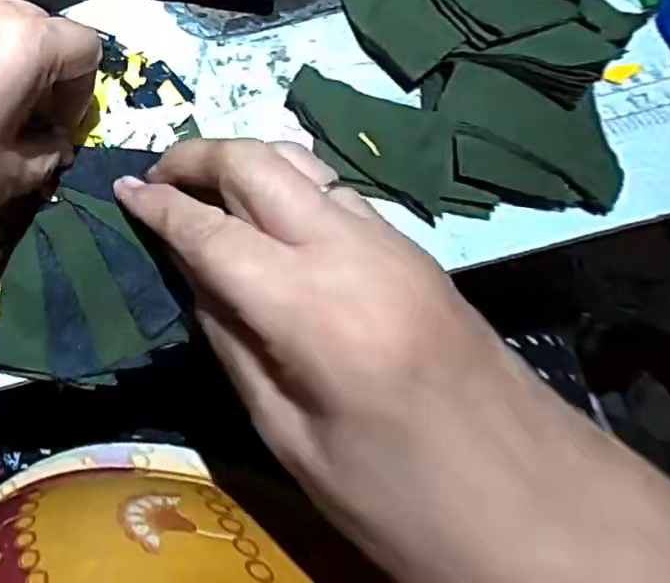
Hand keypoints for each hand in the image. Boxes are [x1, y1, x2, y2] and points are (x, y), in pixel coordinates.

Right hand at [115, 140, 669, 582]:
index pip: (210, 231)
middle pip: (255, 163)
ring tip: (202, 183)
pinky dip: (282, 178)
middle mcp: (349, 251)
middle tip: (157, 177)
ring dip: (239, 158)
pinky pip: (329, 185)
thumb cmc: (403, 502)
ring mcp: (388, 238)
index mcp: (311, 312)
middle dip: (195, 156)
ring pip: (297, 159)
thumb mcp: (290, 438)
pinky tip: (264, 208)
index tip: (121, 188)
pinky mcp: (411, 244)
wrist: (547, 513)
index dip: (158, 205)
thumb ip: (230, 338)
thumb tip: (192, 269)